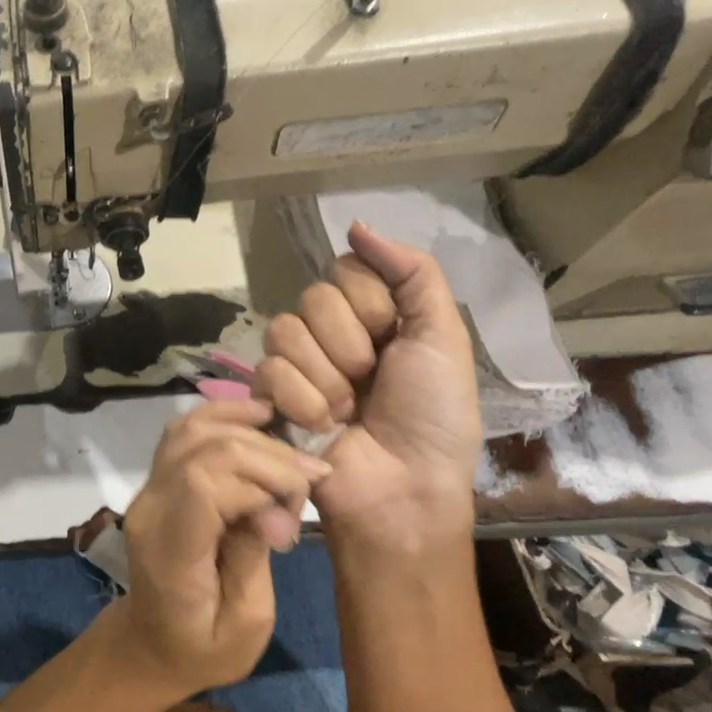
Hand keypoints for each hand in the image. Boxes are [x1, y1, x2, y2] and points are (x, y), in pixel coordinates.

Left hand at [113, 399, 333, 694]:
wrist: (153, 641)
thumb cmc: (204, 646)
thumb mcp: (244, 625)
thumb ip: (252, 559)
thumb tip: (273, 509)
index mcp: (169, 550)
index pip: (202, 483)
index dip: (259, 481)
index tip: (292, 517)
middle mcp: (151, 507)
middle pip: (204, 449)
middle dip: (268, 458)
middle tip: (304, 490)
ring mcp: (148, 488)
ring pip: (192, 429)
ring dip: (249, 431)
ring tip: (291, 455)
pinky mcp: (157, 479)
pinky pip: (183, 431)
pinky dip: (223, 416)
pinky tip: (260, 420)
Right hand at [254, 222, 482, 561]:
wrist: (404, 486)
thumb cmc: (435, 417)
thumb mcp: (443, 338)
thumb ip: (413, 274)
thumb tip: (358, 225)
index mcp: (373, 316)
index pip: (345, 270)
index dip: (368, 304)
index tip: (392, 340)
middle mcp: (330, 334)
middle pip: (312, 299)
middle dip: (348, 345)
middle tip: (371, 381)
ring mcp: (296, 365)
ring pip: (285, 332)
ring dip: (326, 378)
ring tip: (347, 412)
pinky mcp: (268, 396)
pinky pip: (268, 371)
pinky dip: (301, 400)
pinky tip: (322, 425)